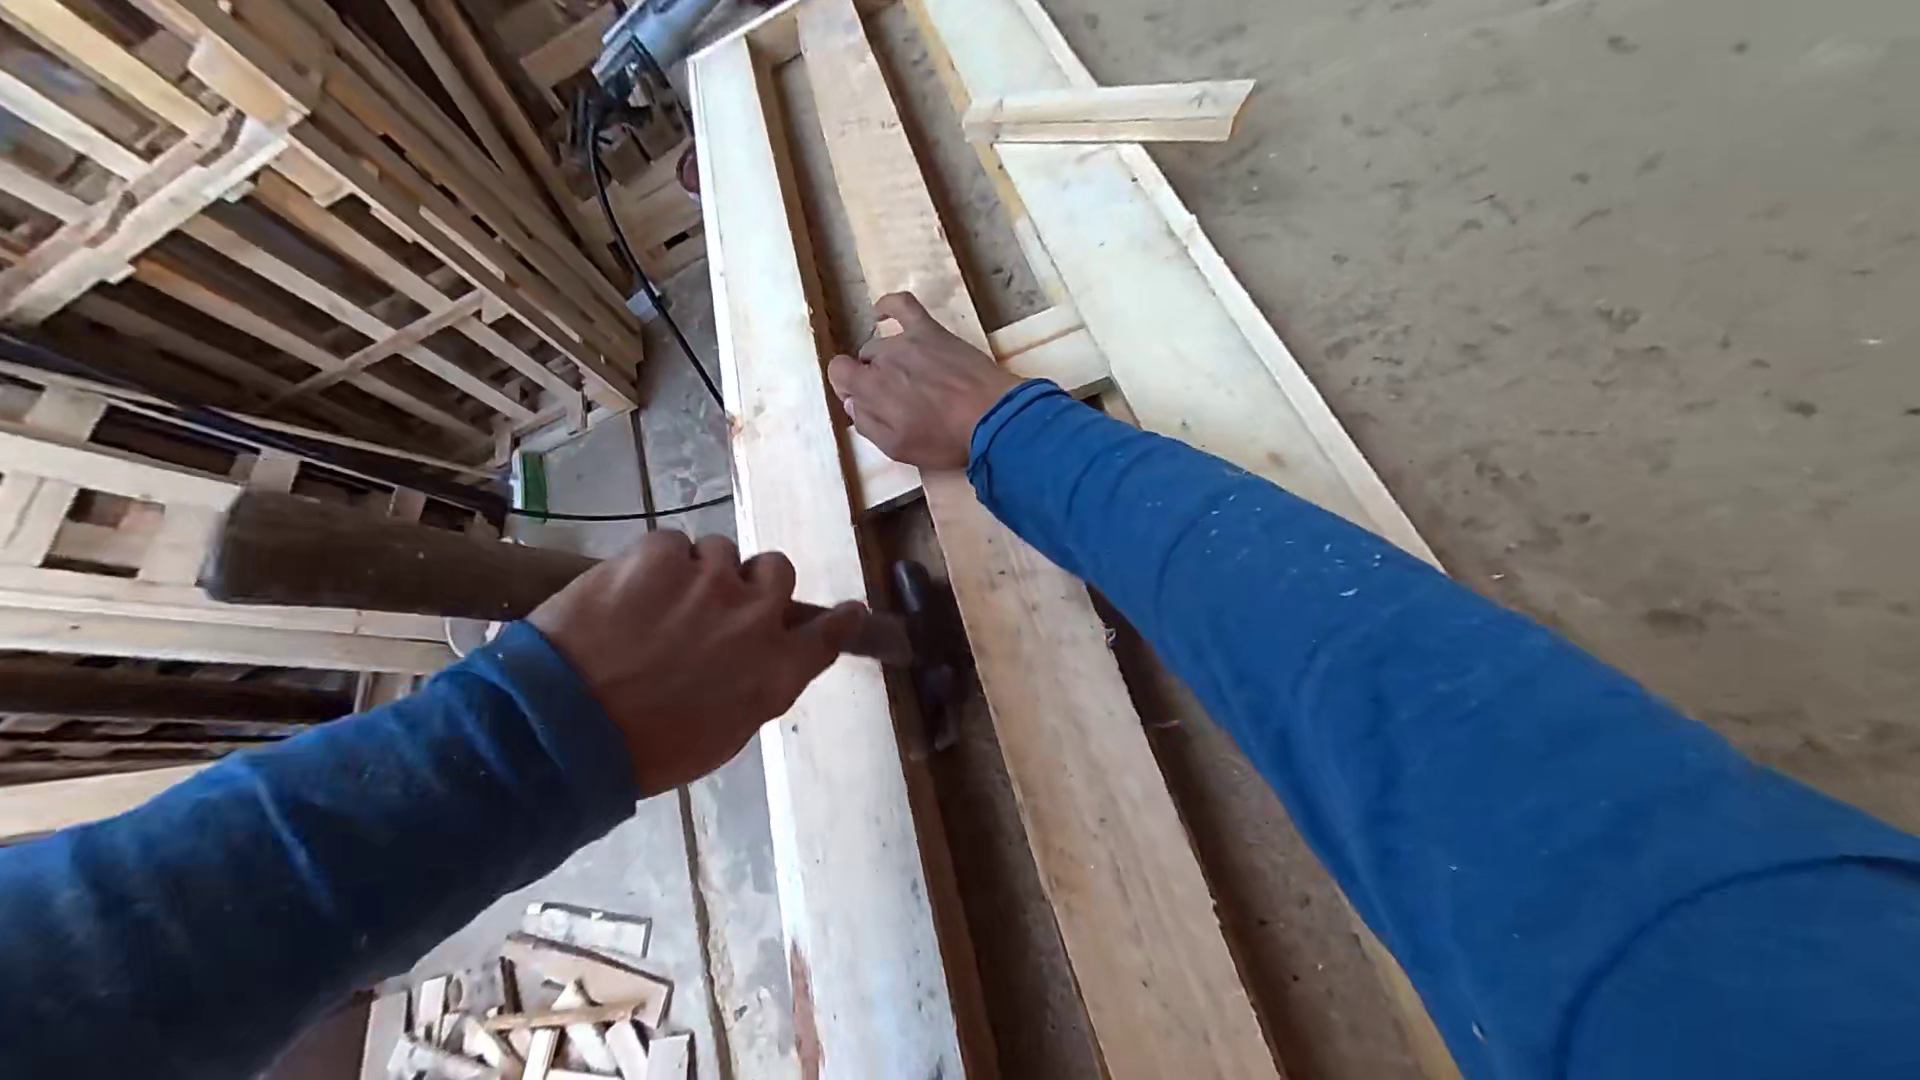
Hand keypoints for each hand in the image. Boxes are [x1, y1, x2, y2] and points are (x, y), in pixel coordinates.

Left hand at [528, 531, 867, 793]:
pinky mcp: (662, 554)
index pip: (833, 631)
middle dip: (755, 581)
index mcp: (778, 669)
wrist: (558, 729)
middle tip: (720, 600)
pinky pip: (672, 544)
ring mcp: (710, 579)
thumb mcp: (726, 731)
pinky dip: (656, 563)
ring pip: (721, 552)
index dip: (844, 617)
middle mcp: (757, 616)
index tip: (850, 610)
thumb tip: (763, 656)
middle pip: (779, 570)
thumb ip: (759, 683)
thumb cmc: (648, 749)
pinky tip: (627, 591)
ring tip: (658, 600)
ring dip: (700, 572)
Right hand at [827, 292, 1021, 469]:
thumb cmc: (945, 439)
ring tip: (910, 380)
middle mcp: (884, 357)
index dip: (846, 388)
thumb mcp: (898, 448)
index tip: (863, 402)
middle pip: (864, 361)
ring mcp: (908, 339)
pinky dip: (887, 306)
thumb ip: (868, 425)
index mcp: (872, 387)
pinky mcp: (932, 330)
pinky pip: (903, 305)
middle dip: (873, 380)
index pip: (838, 372)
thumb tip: (852, 404)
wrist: (993, 417)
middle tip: (899, 402)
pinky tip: (880, 312)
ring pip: (882, 343)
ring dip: (887, 360)